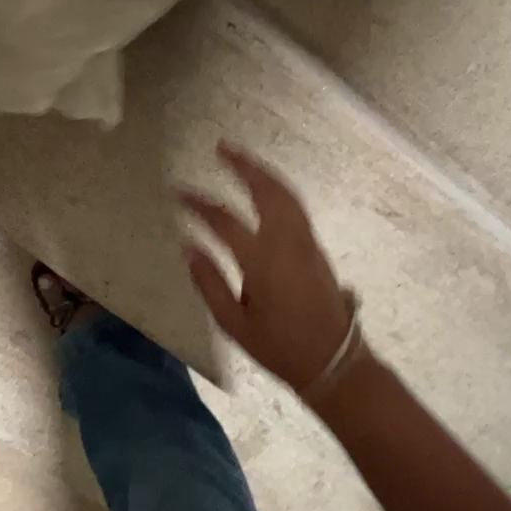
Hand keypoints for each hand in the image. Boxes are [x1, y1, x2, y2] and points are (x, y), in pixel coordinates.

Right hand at [179, 142, 356, 400]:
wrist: (333, 362)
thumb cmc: (277, 347)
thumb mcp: (232, 323)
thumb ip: (209, 282)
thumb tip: (189, 247)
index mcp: (262, 262)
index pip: (223, 221)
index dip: (198, 203)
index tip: (177, 191)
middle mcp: (287, 244)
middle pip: (267, 192)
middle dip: (244, 166)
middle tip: (222, 148)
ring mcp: (307, 243)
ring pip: (287, 195)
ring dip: (264, 173)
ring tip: (241, 160)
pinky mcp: (317, 248)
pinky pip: (296, 207)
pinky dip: (278, 189)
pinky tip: (266, 189)